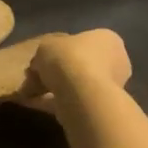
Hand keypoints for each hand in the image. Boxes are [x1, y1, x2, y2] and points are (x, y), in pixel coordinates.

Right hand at [16, 29, 130, 111]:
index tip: (44, 58)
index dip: (61, 49)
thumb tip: (42, 64)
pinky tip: (35, 103)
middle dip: (59, 71)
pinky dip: (53, 102)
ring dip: (55, 88)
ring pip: (77, 85)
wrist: (81, 94)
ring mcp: (110, 88)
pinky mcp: (100, 108)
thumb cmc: (69, 58)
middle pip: (82, 65)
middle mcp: (115, 62)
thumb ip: (46, 52)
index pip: (85, 41)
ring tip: (31, 92)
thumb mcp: (47, 45)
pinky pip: (72, 101)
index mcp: (109, 39)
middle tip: (36, 76)